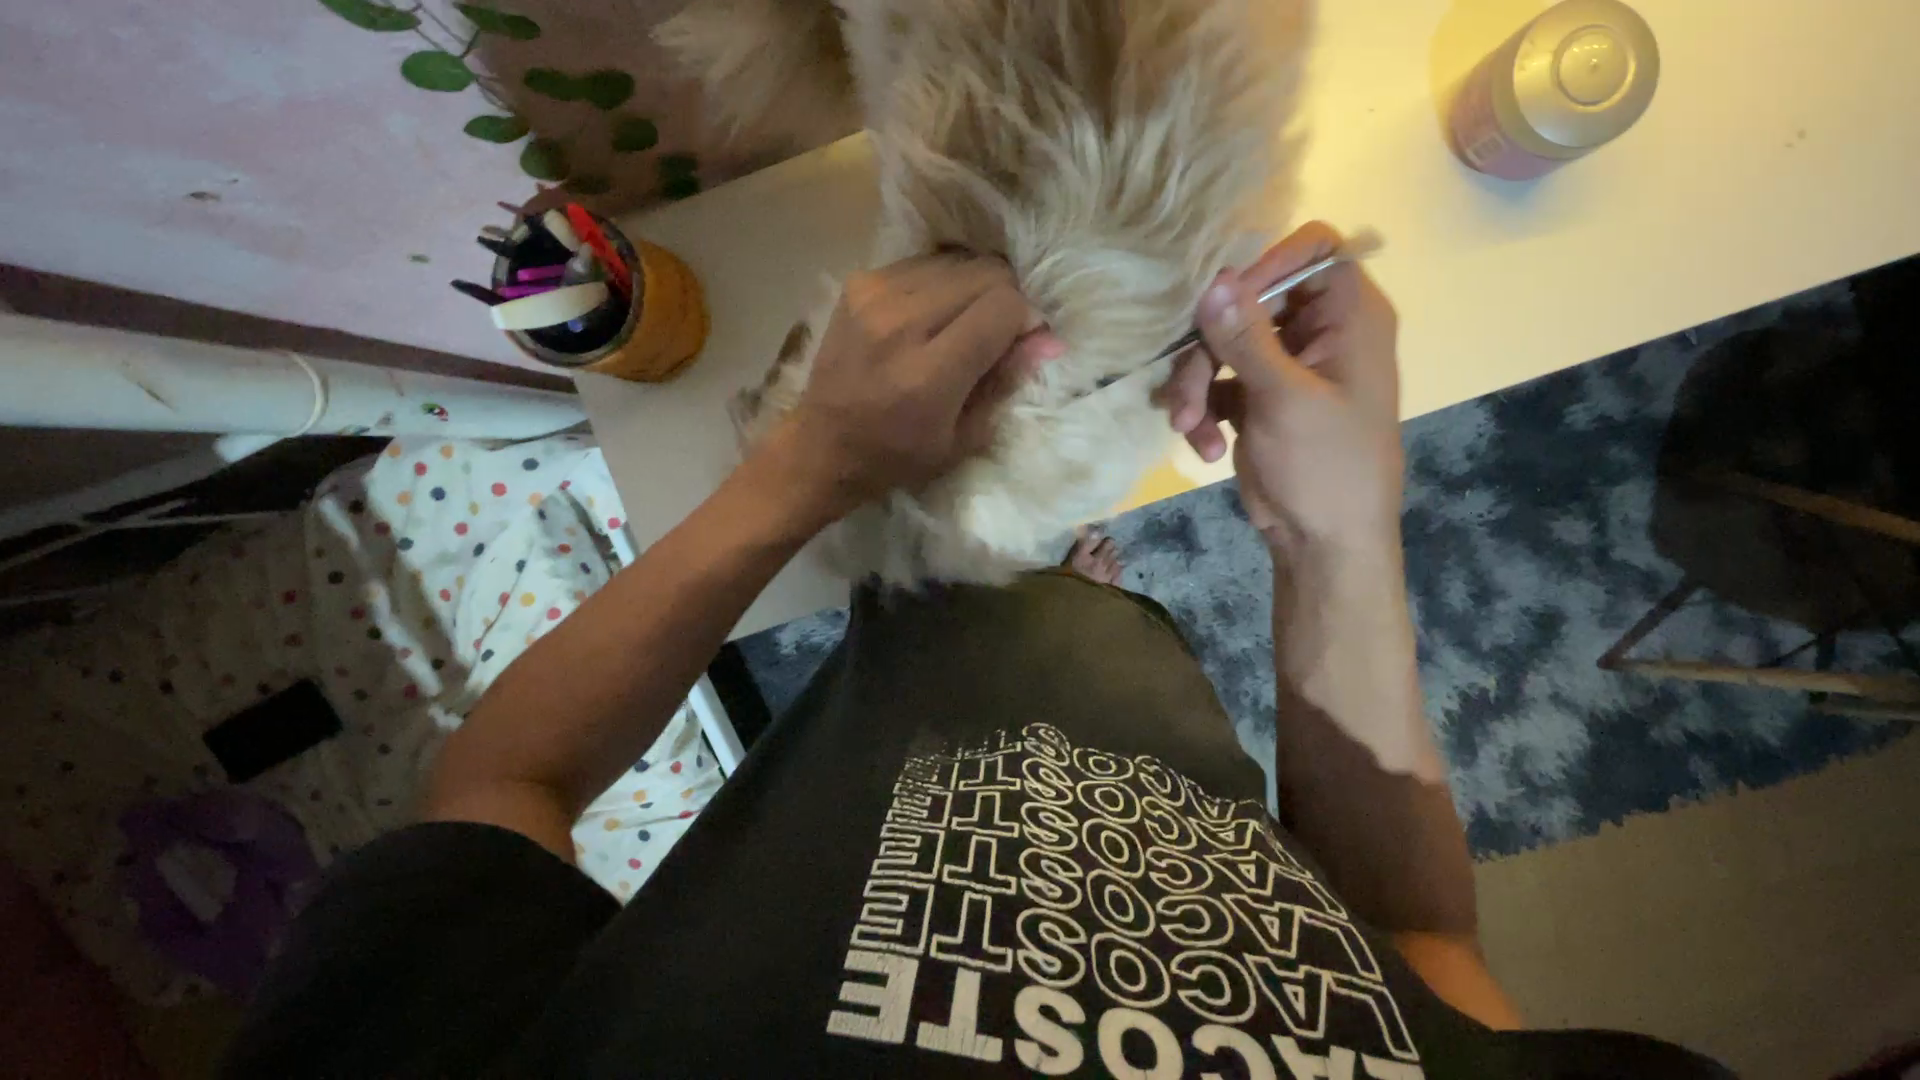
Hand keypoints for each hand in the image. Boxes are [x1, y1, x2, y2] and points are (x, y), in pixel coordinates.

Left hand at [773, 254, 1059, 510]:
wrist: (822, 445)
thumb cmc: (897, 457)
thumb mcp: (962, 439)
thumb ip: (1005, 382)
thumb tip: (1048, 339)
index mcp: (928, 374)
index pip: (1002, 307)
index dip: (1025, 319)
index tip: (1022, 342)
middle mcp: (900, 323)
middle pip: (985, 274)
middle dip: (1005, 298)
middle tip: (997, 333)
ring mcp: (874, 295)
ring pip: (957, 261)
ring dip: (973, 288)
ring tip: (963, 324)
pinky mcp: (859, 282)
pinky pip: (924, 263)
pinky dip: (941, 283)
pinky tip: (932, 315)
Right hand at [1178, 222, 1403, 554]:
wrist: (1323, 540)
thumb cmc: (1326, 466)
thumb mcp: (1285, 399)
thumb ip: (1246, 337)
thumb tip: (1213, 279)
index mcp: (1349, 316)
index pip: (1311, 251)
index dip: (1265, 268)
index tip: (1224, 305)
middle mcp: (1317, 331)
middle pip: (1249, 302)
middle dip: (1208, 349)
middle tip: (1184, 395)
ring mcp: (1283, 366)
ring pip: (1221, 344)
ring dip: (1195, 386)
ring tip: (1185, 428)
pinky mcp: (1255, 398)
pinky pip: (1214, 382)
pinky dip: (1201, 411)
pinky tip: (1200, 445)